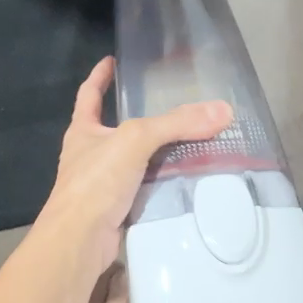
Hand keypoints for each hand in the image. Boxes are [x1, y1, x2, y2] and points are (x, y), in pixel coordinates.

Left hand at [37, 56, 231, 277]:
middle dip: (140, 120)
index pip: (89, 94)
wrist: (79, 241)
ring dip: (155, 156)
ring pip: (133, 163)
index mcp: (83, 131)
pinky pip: (143, 191)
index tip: (111, 61)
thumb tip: (223, 109)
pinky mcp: (115, 211)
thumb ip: (176, 124)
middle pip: (115, 130)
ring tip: (188, 144)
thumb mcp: (136, 141)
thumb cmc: (96, 181)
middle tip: (171, 108)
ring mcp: (100, 185)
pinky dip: (161, 186)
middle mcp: (88, 155)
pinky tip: (184, 183)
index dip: (99, 76)